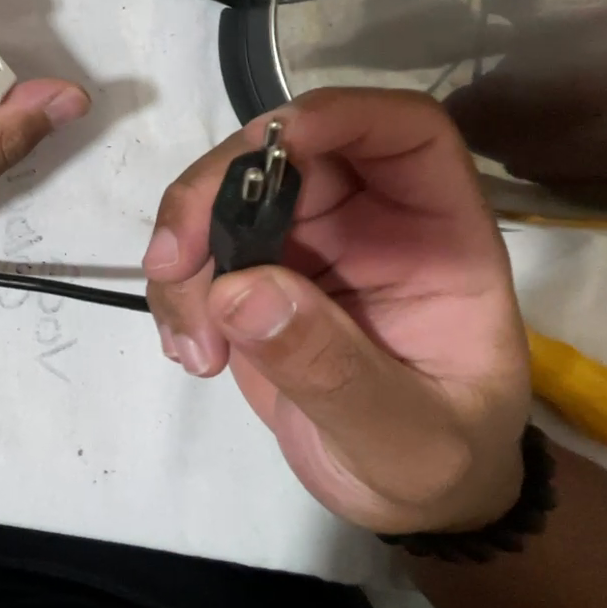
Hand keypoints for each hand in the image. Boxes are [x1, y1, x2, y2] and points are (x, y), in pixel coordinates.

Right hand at [145, 89, 530, 534]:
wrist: (391, 491)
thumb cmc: (435, 464)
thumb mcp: (405, 439)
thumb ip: (332, 369)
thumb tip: (238, 291)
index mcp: (432, 235)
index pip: (401, 132)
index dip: (339, 116)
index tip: (267, 147)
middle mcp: (359, 219)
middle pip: (276, 154)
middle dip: (210, 196)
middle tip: (173, 265)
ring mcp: (295, 239)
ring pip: (215, 197)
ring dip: (181, 259)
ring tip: (195, 347)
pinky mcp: (243, 267)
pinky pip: (188, 247)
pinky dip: (171, 291)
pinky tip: (190, 351)